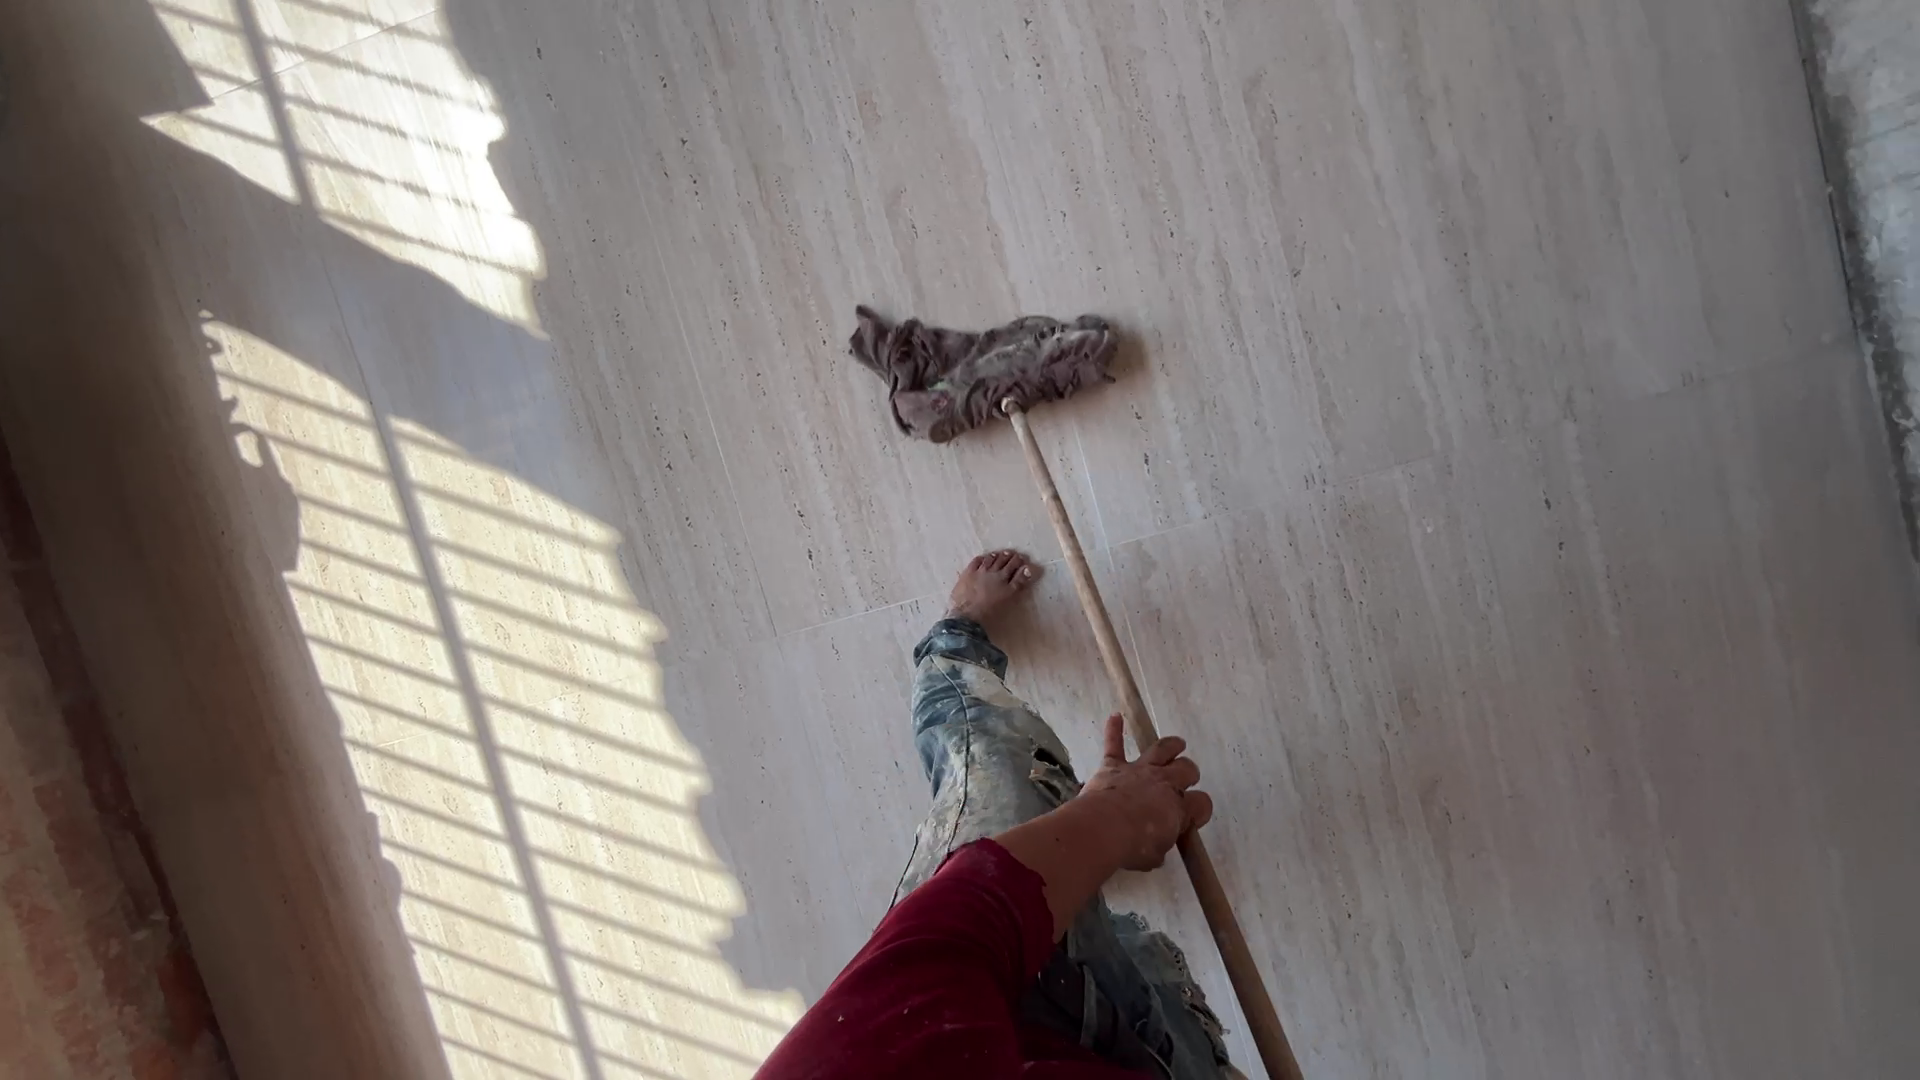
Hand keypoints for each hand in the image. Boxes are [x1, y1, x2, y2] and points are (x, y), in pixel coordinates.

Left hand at [1077, 714, 1213, 871]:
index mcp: (1178, 808)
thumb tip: (1156, 845)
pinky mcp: (1113, 766)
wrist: (1104, 827)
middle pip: (1186, 769)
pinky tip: (1115, 716)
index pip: (1202, 804)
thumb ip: (1160, 845)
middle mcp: (1163, 783)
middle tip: (1187, 776)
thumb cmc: (1133, 846)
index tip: (1195, 818)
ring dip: (1171, 745)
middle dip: (1189, 772)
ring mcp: (1139, 771)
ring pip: (1161, 749)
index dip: (1201, 810)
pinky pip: (1114, 744)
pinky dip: (1114, 730)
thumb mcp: (1155, 855)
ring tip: (1177, 743)